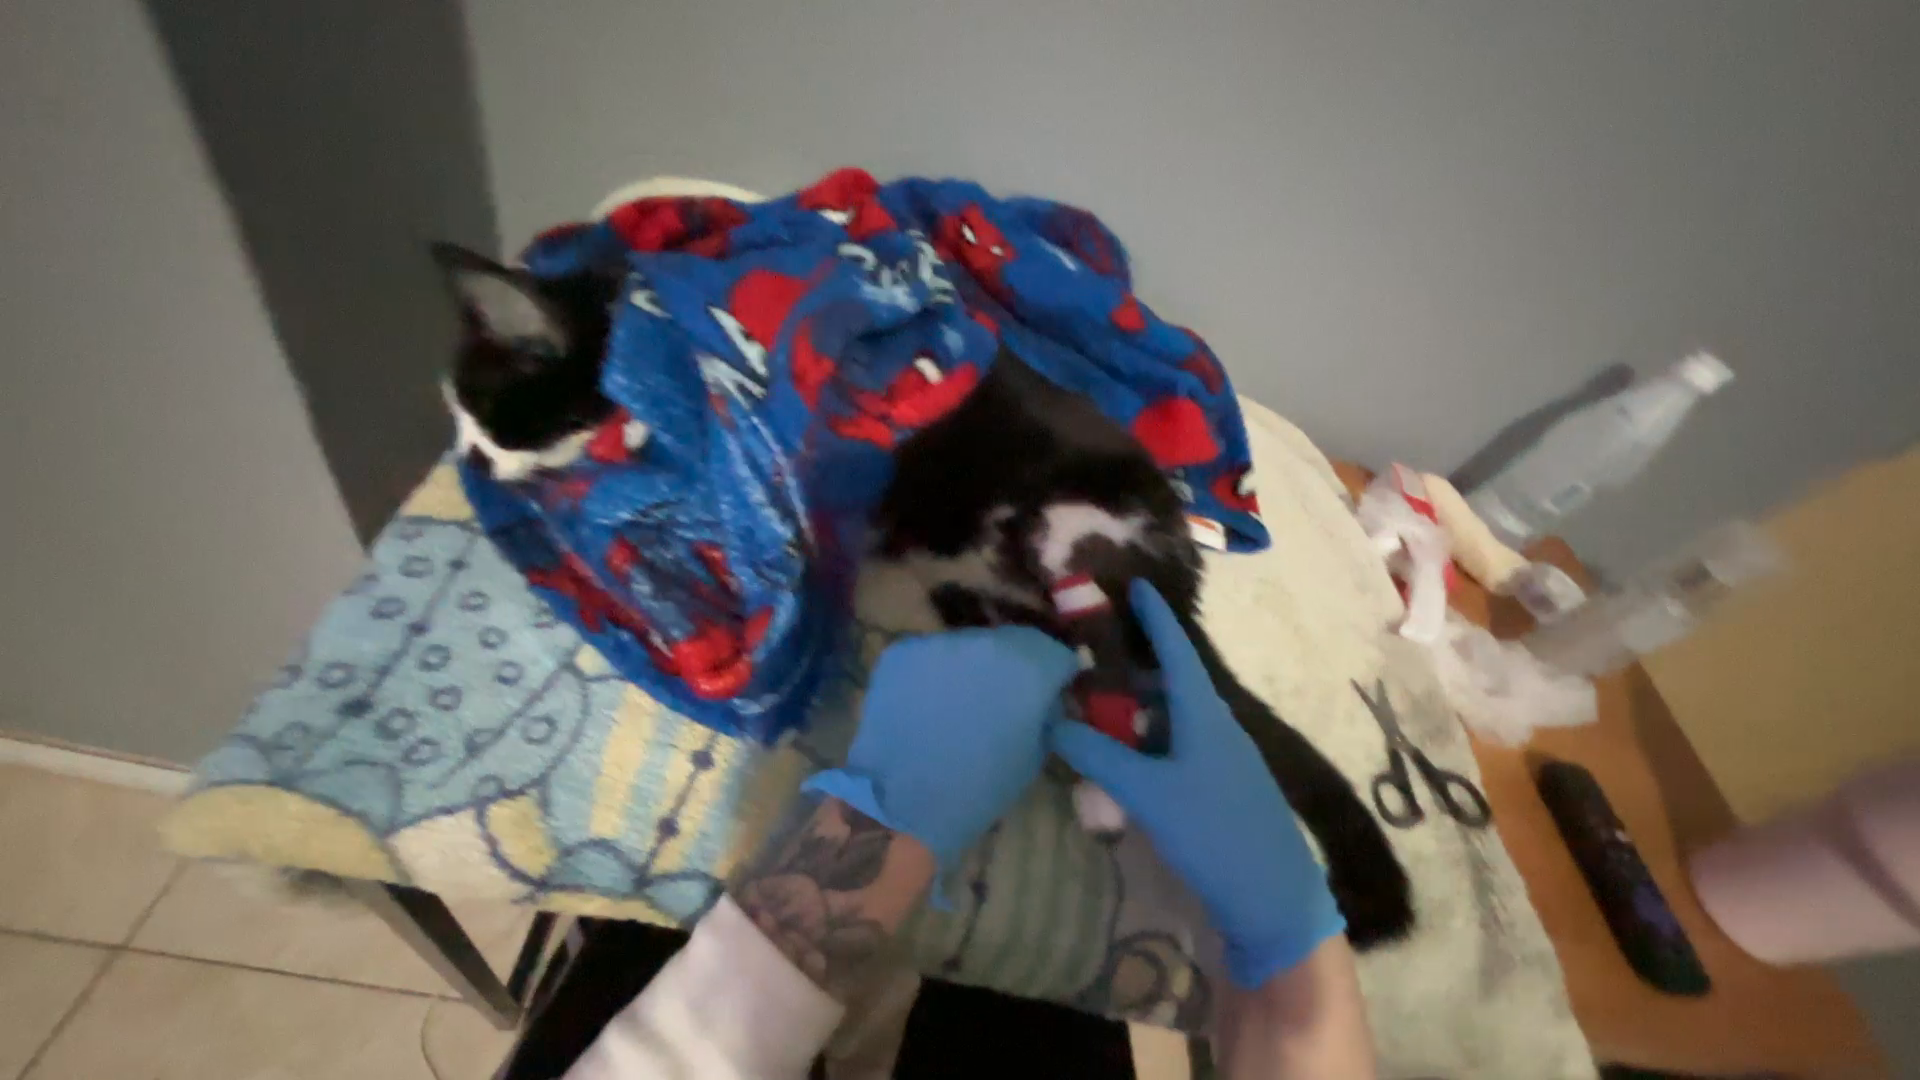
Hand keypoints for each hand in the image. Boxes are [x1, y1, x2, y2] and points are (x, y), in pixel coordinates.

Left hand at [803, 626, 1077, 867]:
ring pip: (968, 645)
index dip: (1056, 672)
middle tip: (1005, 695)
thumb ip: (1046, 712)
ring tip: (961, 701)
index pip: (1054, 651)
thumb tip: (1046, 695)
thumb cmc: (980, 788)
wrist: (904, 804)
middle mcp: (984, 641)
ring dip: (973, 666)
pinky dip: (936, 672)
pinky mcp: (902, 650)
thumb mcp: (1034, 753)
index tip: (1051, 688)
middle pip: (1011, 642)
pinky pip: (931, 653)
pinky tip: (929, 702)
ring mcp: (938, 642)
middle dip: (1014, 665)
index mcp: (1027, 667)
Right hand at [1049, 581, 1345, 987]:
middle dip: (1133, 666)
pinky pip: (1176, 745)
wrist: (1275, 899)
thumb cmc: (1213, 831)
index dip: (1155, 616)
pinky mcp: (1219, 786)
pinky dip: (1146, 740)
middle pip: (1171, 681)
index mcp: (1203, 712)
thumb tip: (1051, 724)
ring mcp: (1221, 757)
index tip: (1136, 585)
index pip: (1176, 649)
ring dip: (1136, 709)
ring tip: (1096, 711)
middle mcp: (1215, 725)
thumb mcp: (1146, 792)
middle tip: (1091, 659)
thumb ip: (1097, 755)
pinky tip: (1123, 761)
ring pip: (1172, 716)